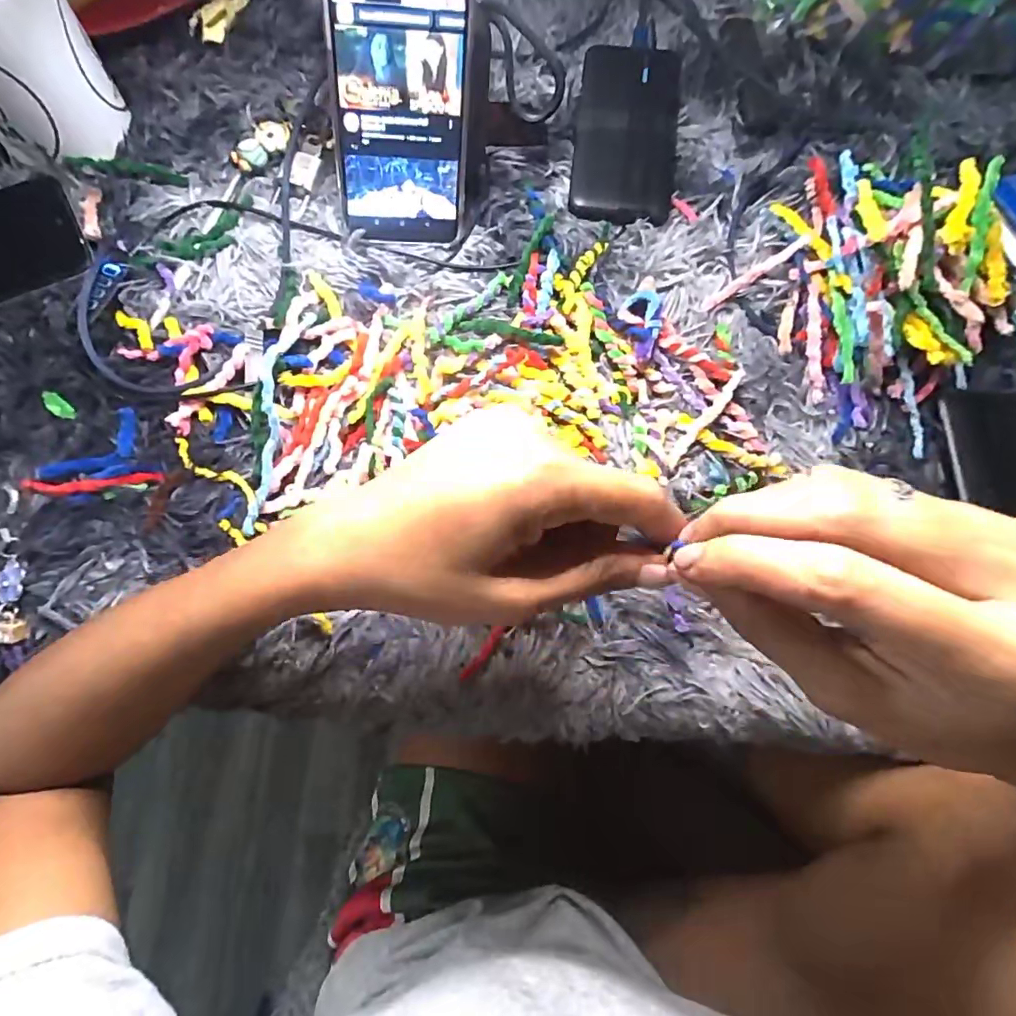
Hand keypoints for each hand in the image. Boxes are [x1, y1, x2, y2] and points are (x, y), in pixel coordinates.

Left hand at [281, 406, 684, 624]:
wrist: (347, 538)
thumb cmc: (424, 578)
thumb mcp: (513, 596)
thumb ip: (593, 577)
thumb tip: (659, 568)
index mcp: (542, 476)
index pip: (636, 493)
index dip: (663, 528)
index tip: (667, 563)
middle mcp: (534, 432)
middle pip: (603, 484)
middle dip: (599, 531)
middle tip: (552, 572)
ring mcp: (508, 419)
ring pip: (575, 472)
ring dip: (569, 514)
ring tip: (515, 547)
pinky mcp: (489, 419)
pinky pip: (544, 457)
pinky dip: (544, 492)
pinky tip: (500, 518)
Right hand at [662, 466, 1015, 783]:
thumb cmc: (941, 728)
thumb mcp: (847, 698)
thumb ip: (775, 630)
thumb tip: (702, 569)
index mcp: (997, 659)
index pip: (848, 582)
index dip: (755, 561)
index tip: (686, 560)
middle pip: (855, 518)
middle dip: (757, 517)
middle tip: (695, 532)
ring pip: (864, 493)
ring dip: (778, 503)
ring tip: (727, 527)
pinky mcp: (1000, 513)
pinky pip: (882, 490)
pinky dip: (814, 501)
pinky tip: (779, 520)